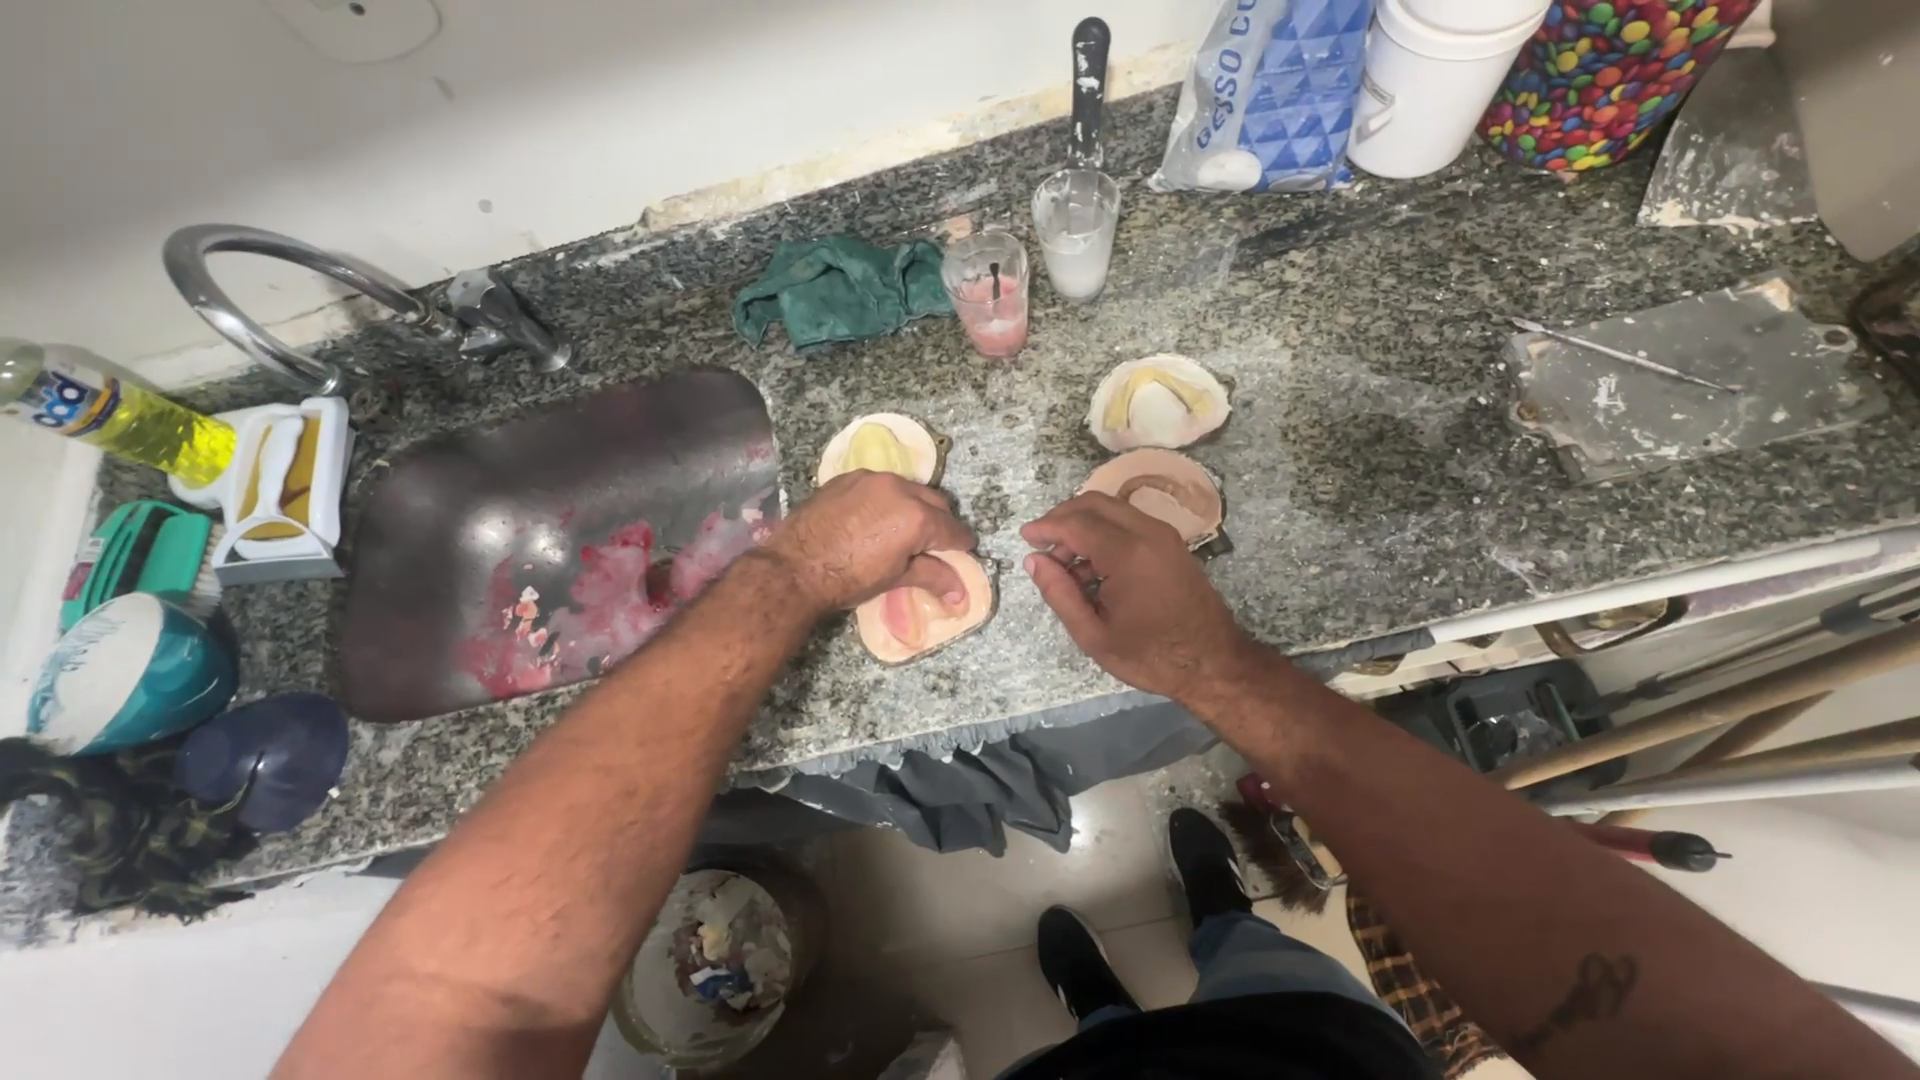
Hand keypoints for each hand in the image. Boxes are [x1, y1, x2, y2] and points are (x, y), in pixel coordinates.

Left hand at [760, 470, 975, 614]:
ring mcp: (872, 479)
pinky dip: (887, 499)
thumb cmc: (849, 579)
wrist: (794, 568)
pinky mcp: (848, 478)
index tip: (963, 552)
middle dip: (940, 523)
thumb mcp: (895, 578)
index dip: (961, 545)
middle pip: (936, 503)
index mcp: (917, 517)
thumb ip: (932, 576)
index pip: (953, 530)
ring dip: (914, 506)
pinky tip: (876, 518)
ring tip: (904, 530)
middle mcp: (899, 489)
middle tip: (935, 545)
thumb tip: (960, 593)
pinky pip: (880, 484)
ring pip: (908, 488)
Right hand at [1021, 492, 1256, 702]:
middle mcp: (1148, 533)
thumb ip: (1059, 593)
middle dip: (1062, 518)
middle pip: (1094, 503)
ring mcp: (1164, 535)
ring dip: (1083, 525)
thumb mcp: (1094, 635)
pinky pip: (1129, 522)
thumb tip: (1034, 561)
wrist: (1213, 663)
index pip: (1076, 524)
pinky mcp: (1171, 544)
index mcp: (1127, 554)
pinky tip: (1092, 568)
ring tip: (1066, 566)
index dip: (1046, 528)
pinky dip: (1104, 532)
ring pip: (1112, 509)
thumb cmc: (1151, 656)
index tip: (1025, 538)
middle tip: (1042, 545)